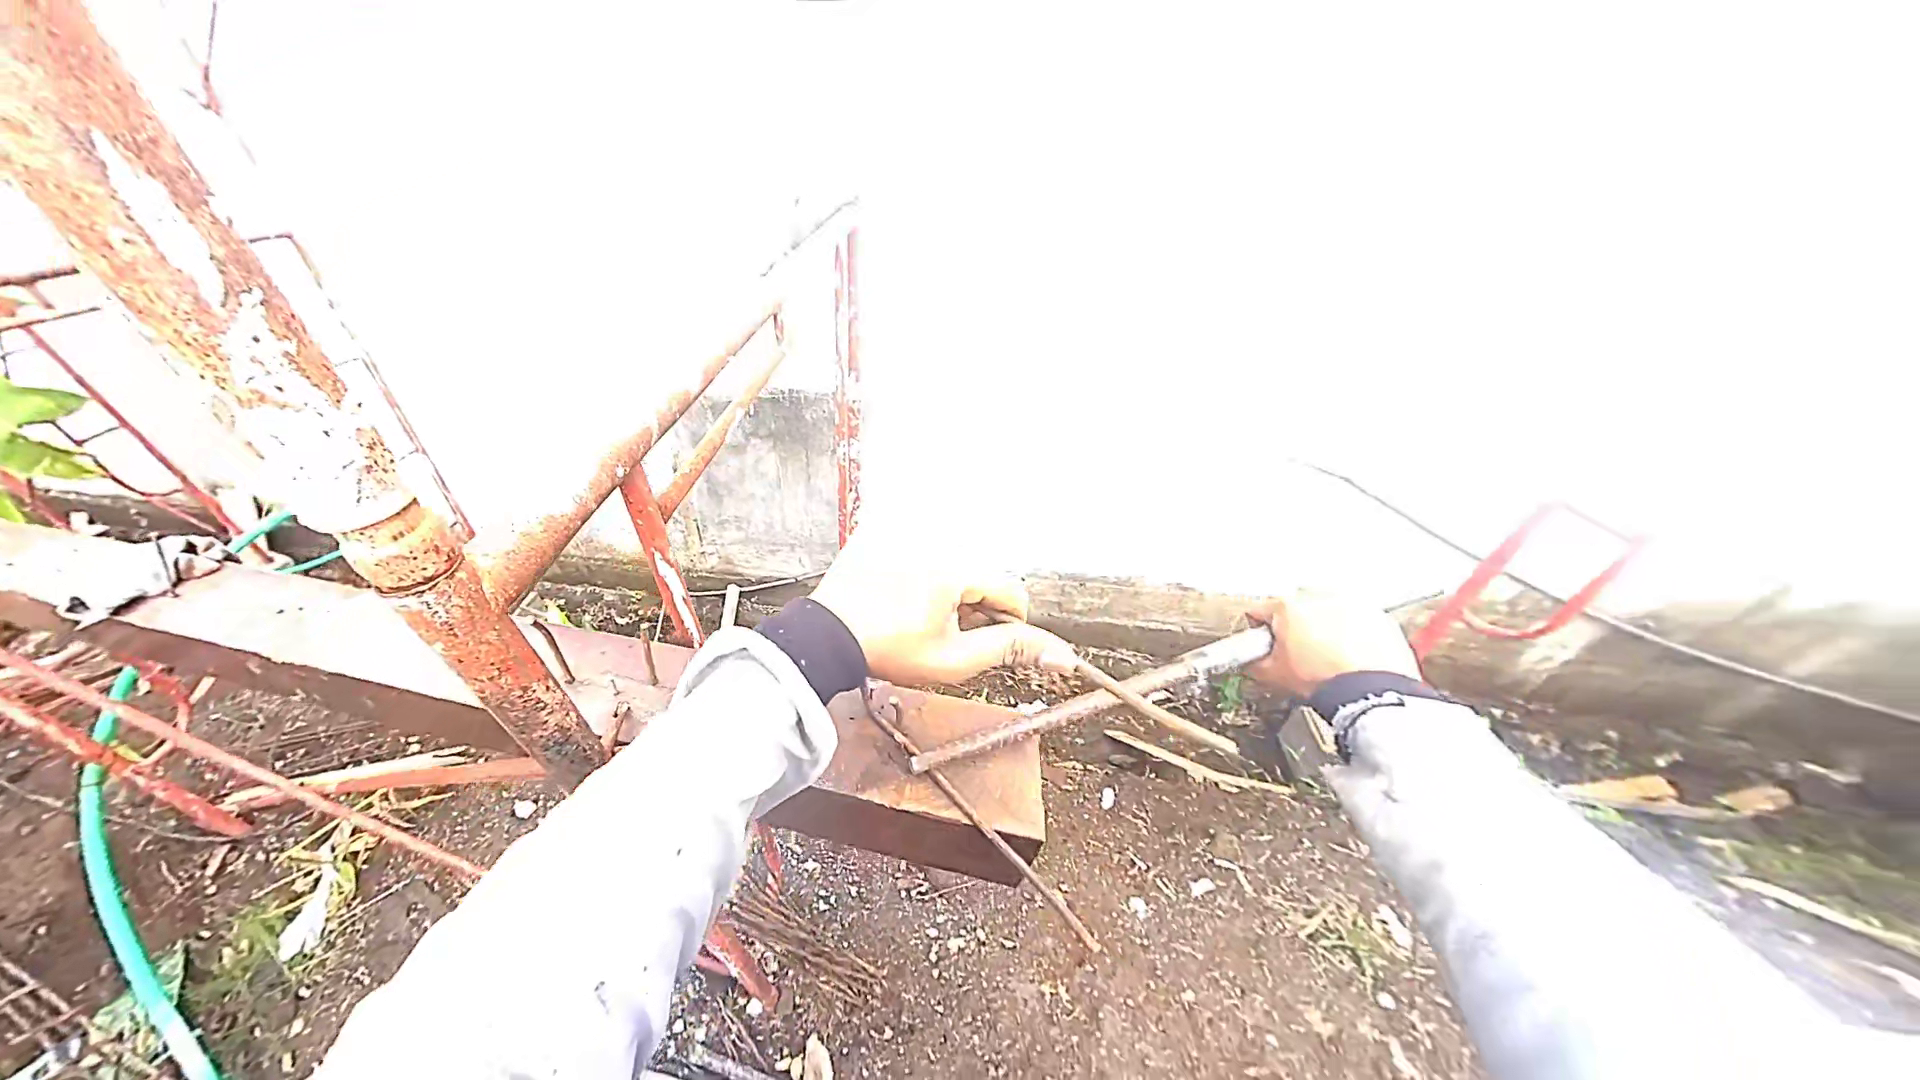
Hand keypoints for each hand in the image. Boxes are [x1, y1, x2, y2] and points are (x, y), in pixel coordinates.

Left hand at [808, 528, 1077, 684]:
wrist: (826, 638)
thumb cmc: (886, 649)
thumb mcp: (953, 659)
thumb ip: (1010, 650)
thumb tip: (1063, 655)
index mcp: (957, 568)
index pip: (1013, 591)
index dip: (1003, 623)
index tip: (975, 638)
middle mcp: (935, 538)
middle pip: (983, 573)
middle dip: (974, 603)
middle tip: (941, 629)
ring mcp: (906, 530)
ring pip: (956, 561)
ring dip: (950, 587)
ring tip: (918, 612)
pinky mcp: (883, 528)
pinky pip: (924, 547)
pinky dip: (922, 570)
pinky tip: (900, 594)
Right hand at [1245, 590, 1421, 695]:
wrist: (1369, 694)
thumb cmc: (1321, 680)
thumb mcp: (1273, 675)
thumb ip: (1253, 662)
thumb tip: (1250, 659)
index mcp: (1286, 607)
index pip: (1259, 612)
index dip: (1258, 631)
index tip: (1267, 645)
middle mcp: (1317, 596)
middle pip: (1295, 607)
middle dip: (1294, 624)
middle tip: (1300, 651)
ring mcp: (1350, 603)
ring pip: (1326, 609)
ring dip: (1324, 624)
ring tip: (1329, 652)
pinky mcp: (1376, 614)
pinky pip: (1356, 618)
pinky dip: (1352, 631)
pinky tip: (1352, 653)